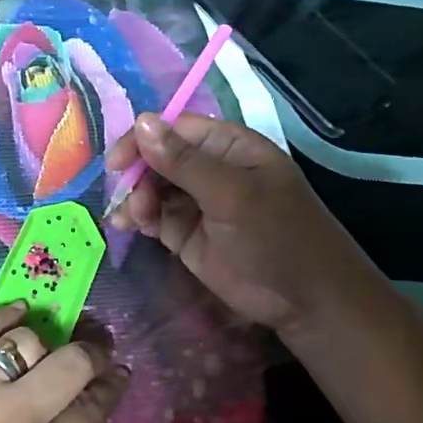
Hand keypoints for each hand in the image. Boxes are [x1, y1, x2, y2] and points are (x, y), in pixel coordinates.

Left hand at [0, 303, 126, 422]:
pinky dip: (1, 317)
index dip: (112, 388)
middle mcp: (11, 418)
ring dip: (51, 335)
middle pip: (69, 364)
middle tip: (101, 348)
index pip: (91, 411)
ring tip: (61, 334)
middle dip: (94, 351)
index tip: (121, 373)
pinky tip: (16, 313)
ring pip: (25, 341)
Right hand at [105, 113, 385, 332]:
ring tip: (133, 220)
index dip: (143, 140)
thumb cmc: (276, 237)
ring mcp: (195, 200)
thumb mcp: (231, 195)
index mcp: (229, 146)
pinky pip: (151, 215)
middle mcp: (209, 168)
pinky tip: (128, 227)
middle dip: (137, 174)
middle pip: (157, 157)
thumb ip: (184, 161)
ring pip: (150, 186)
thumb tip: (142, 122)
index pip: (175, 129)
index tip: (118, 163)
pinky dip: (136, 217)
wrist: (303, 301)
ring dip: (134, 198)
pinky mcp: (183, 231)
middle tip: (126, 199)